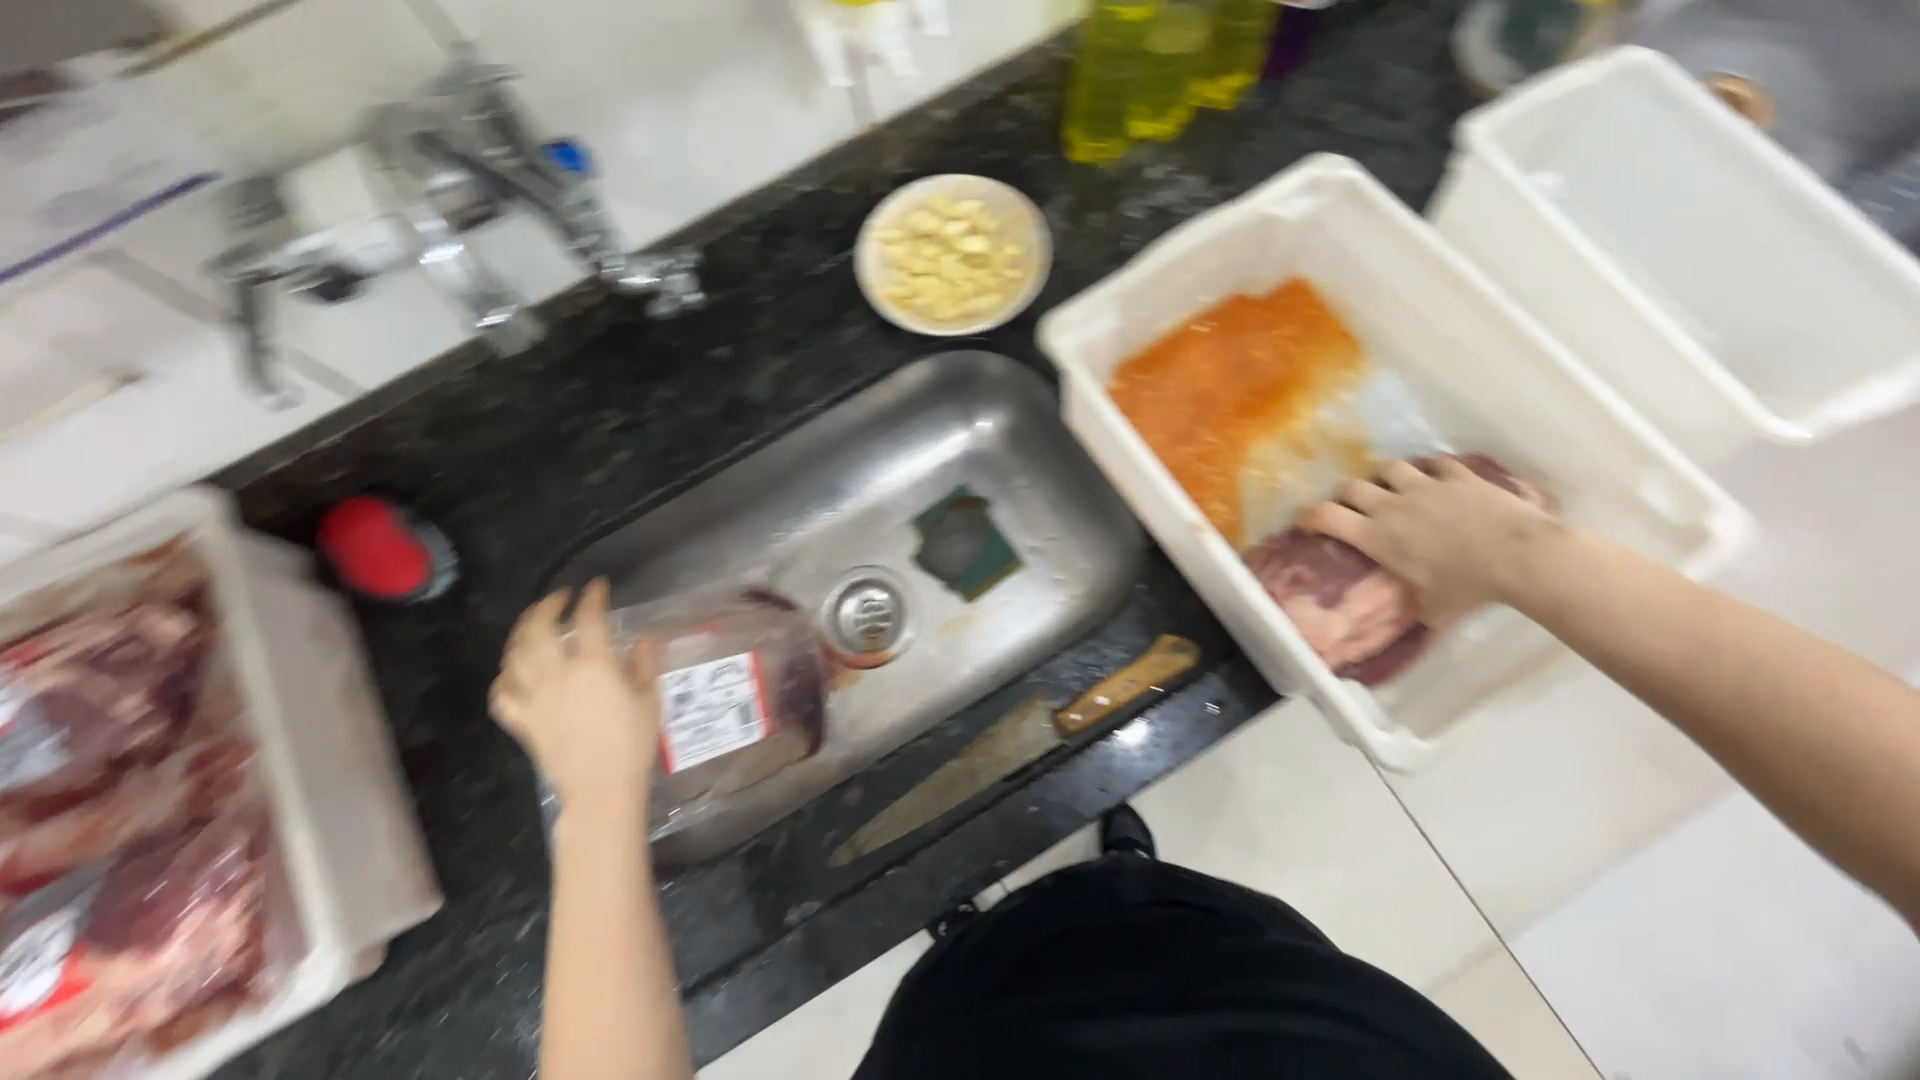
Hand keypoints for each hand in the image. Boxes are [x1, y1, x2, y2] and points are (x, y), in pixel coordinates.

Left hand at [491, 578, 658, 816]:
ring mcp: (534, 698)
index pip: (588, 619)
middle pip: (539, 629)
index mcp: (593, 666)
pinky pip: (502, 694)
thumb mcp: (650, 700)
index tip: (597, 587)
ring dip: (521, 633)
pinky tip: (513, 673)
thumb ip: (643, 667)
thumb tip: (640, 643)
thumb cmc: (633, 744)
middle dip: (546, 606)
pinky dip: (504, 678)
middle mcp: (557, 675)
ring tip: (532, 625)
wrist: (601, 789)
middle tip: (558, 598)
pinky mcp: (522, 722)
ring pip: (514, 656)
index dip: (592, 598)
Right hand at [1299, 456, 1566, 625]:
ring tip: (1392, 485)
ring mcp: (1425, 487)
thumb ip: (1416, 606)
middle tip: (1353, 506)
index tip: (1309, 522)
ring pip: (1389, 467)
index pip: (1326, 517)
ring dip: (1385, 476)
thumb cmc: (1469, 587)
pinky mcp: (1458, 476)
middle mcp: (1392, 506)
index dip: (1311, 517)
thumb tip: (1415, 614)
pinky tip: (1437, 478)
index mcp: (1377, 538)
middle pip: (1351, 487)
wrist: (1519, 557)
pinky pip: (1436, 463)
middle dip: (1347, 495)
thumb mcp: (1434, 609)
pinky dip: (1432, 469)